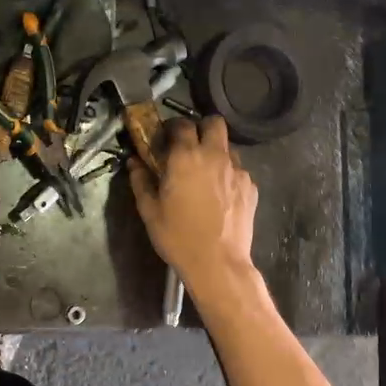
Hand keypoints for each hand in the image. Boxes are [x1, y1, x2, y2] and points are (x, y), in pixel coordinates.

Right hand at [129, 117, 259, 296]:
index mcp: (186, 157)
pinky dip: (228, 174)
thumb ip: (140, 181)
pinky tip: (220, 195)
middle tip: (190, 146)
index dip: (172, 127)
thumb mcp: (149, 211)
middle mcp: (214, 156)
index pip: (181, 124)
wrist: (218, 263)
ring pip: (228, 146)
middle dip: (202, 128)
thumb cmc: (178, 236)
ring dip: (216, 151)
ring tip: (206, 173)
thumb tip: (134, 163)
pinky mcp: (251, 187)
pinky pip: (238, 170)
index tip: (165, 139)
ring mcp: (237, 170)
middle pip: (214, 122)